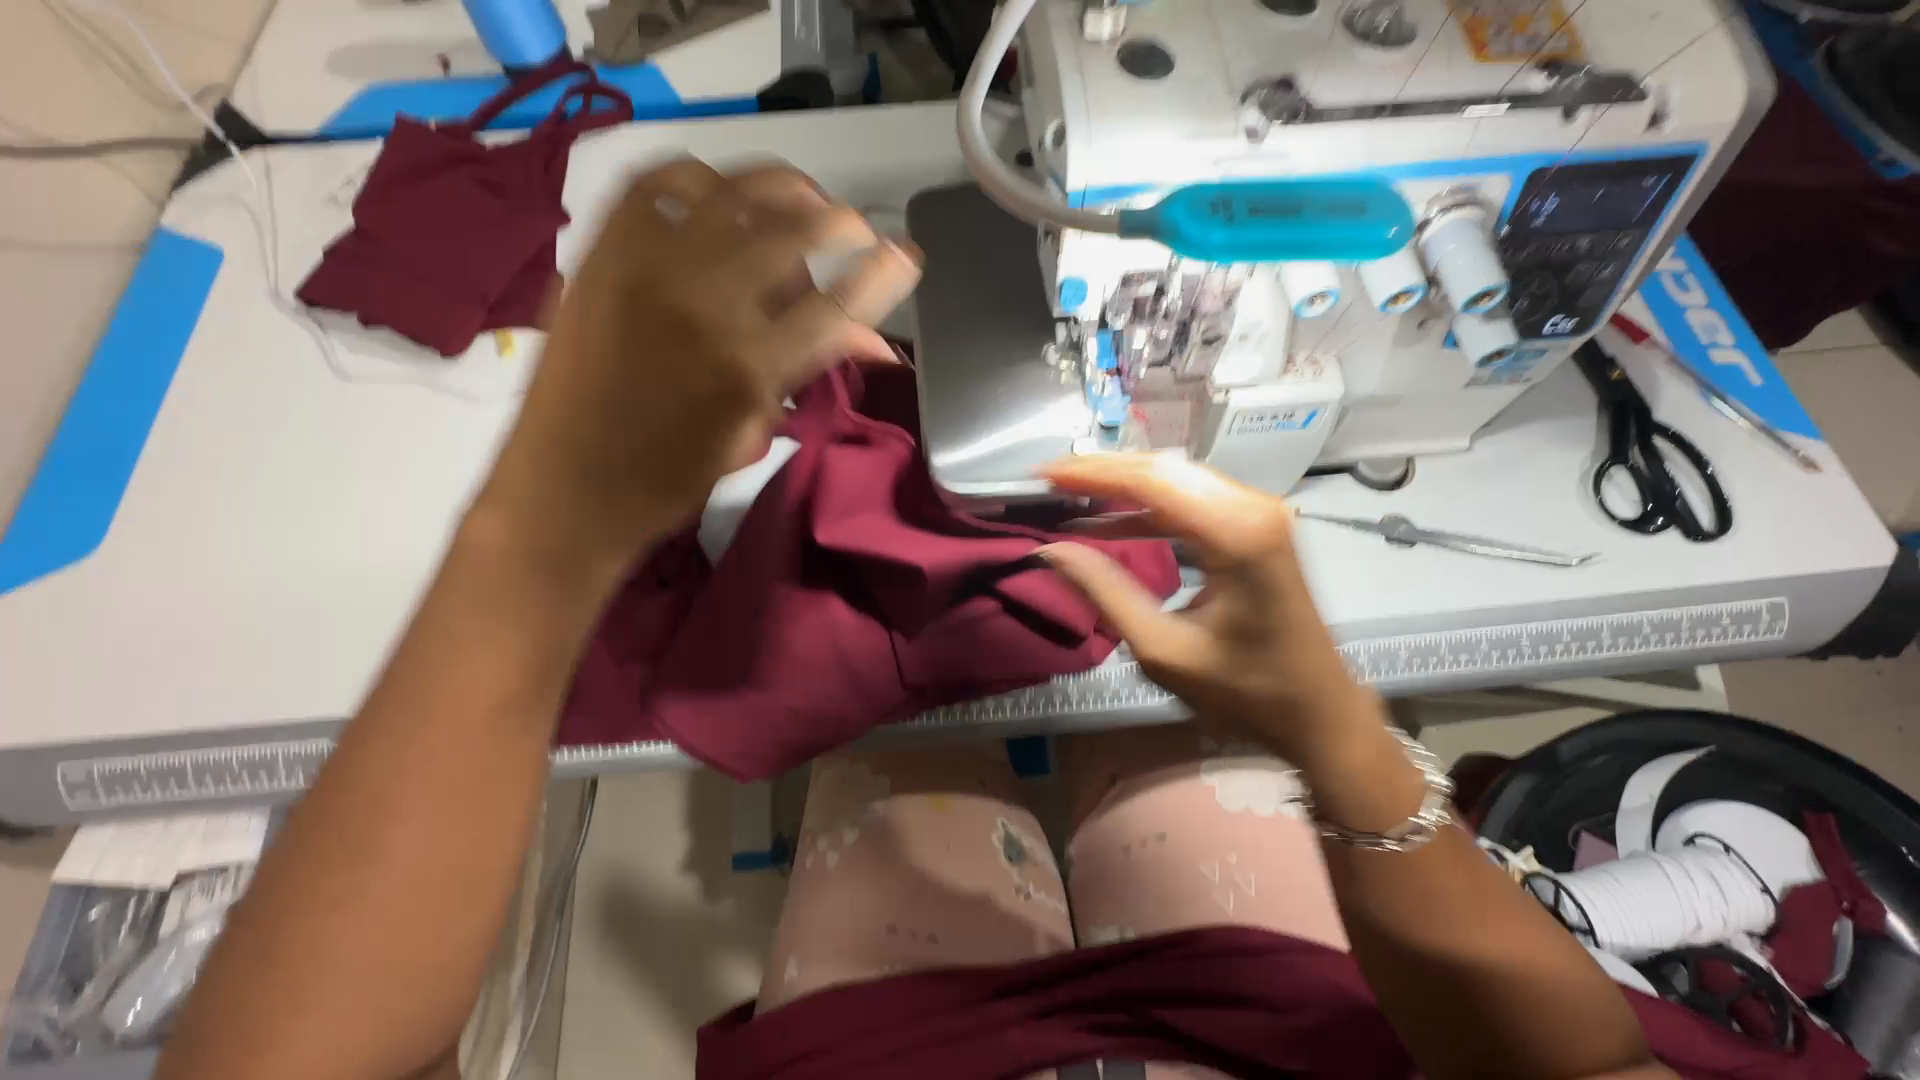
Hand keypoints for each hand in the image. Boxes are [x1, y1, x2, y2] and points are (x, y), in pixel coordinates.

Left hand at [475, 159, 920, 576]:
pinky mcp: (603, 254)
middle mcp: (707, 303)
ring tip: (804, 199)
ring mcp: (649, 268)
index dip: (884, 273)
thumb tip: (874, 342)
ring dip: (784, 189)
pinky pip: (656, 184)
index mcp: (751, 364)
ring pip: (735, 193)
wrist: (565, 490)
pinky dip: (699, 178)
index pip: (839, 300)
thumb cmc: (669, 481)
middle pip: (796, 232)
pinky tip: (721, 192)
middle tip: (856, 230)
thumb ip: (809, 372)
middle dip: (843, 225)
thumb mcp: (753, 432)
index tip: (905, 255)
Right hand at [1038, 454, 1382, 767]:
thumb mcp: (1162, 649)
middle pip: (1165, 469)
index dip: (1092, 472)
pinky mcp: (1256, 527)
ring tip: (1069, 494)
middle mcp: (1253, 509)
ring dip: (1123, 485)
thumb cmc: (1245, 691)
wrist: (1318, 712)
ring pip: (1177, 479)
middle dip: (1102, 471)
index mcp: (1237, 534)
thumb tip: (1050, 549)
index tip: (1042, 474)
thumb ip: (1104, 592)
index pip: (1152, 481)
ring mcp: (1259, 514)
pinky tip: (1109, 520)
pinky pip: (1192, 500)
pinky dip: (1148, 506)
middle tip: (1048, 480)